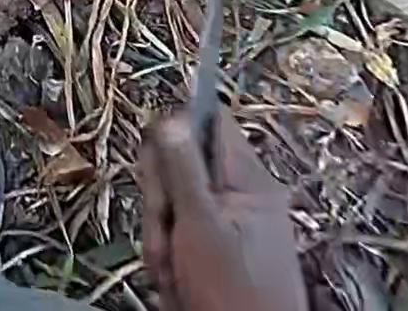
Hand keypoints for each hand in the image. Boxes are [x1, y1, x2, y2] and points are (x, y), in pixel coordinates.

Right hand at [138, 108, 306, 310]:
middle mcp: (239, 194)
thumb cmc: (233, 296)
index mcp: (248, 179)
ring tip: (172, 269)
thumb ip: (182, 166)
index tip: (159, 157)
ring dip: (160, 233)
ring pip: (171, 198)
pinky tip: (175, 281)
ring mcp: (226, 222)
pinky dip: (167, 254)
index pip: (209, 121)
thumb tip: (171, 114)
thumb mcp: (200, 224)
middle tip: (165, 230)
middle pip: (180, 160)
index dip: (177, 129)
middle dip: (161, 197)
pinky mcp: (212, 247)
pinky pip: (174, 230)